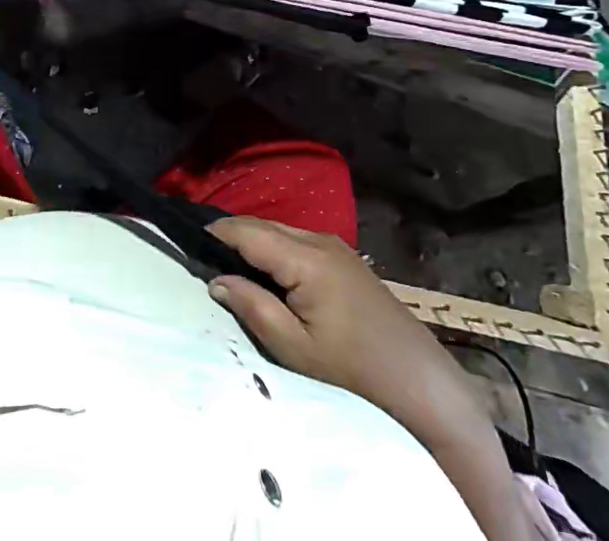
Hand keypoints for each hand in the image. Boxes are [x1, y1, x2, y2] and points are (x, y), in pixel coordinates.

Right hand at [206, 217, 461, 397]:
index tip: (186, 245)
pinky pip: (296, 240)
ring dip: (251, 241)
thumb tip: (217, 279)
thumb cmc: (353, 370)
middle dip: (229, 236)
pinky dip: (272, 247)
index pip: (245, 231)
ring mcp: (335, 246)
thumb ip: (252, 306)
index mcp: (305, 259)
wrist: (422, 383)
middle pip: (260, 224)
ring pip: (278, 229)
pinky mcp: (344, 257)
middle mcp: (319, 240)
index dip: (213, 234)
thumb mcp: (294, 347)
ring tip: (228, 265)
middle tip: (202, 258)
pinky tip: (265, 271)